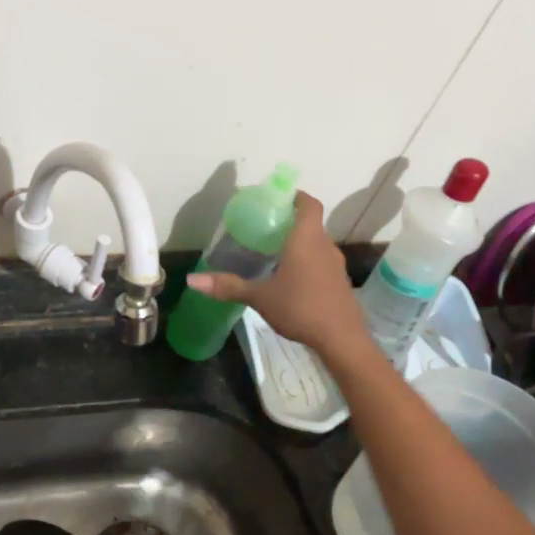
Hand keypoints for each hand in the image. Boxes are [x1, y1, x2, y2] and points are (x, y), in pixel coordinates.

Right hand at [186, 191, 367, 353]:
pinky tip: (290, 279)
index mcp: (306, 240)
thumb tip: (192, 280)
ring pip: (316, 245)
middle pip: (311, 224)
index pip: (309, 204)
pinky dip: (307, 263)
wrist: (342, 339)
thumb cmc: (301, 308)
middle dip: (290, 222)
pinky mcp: (339, 283)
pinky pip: (321, 263)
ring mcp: (335, 266)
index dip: (296, 196)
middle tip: (264, 227)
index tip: (278, 197)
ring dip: (299, 244)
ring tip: (273, 252)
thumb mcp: (260, 297)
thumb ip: (228, 286)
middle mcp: (325, 246)